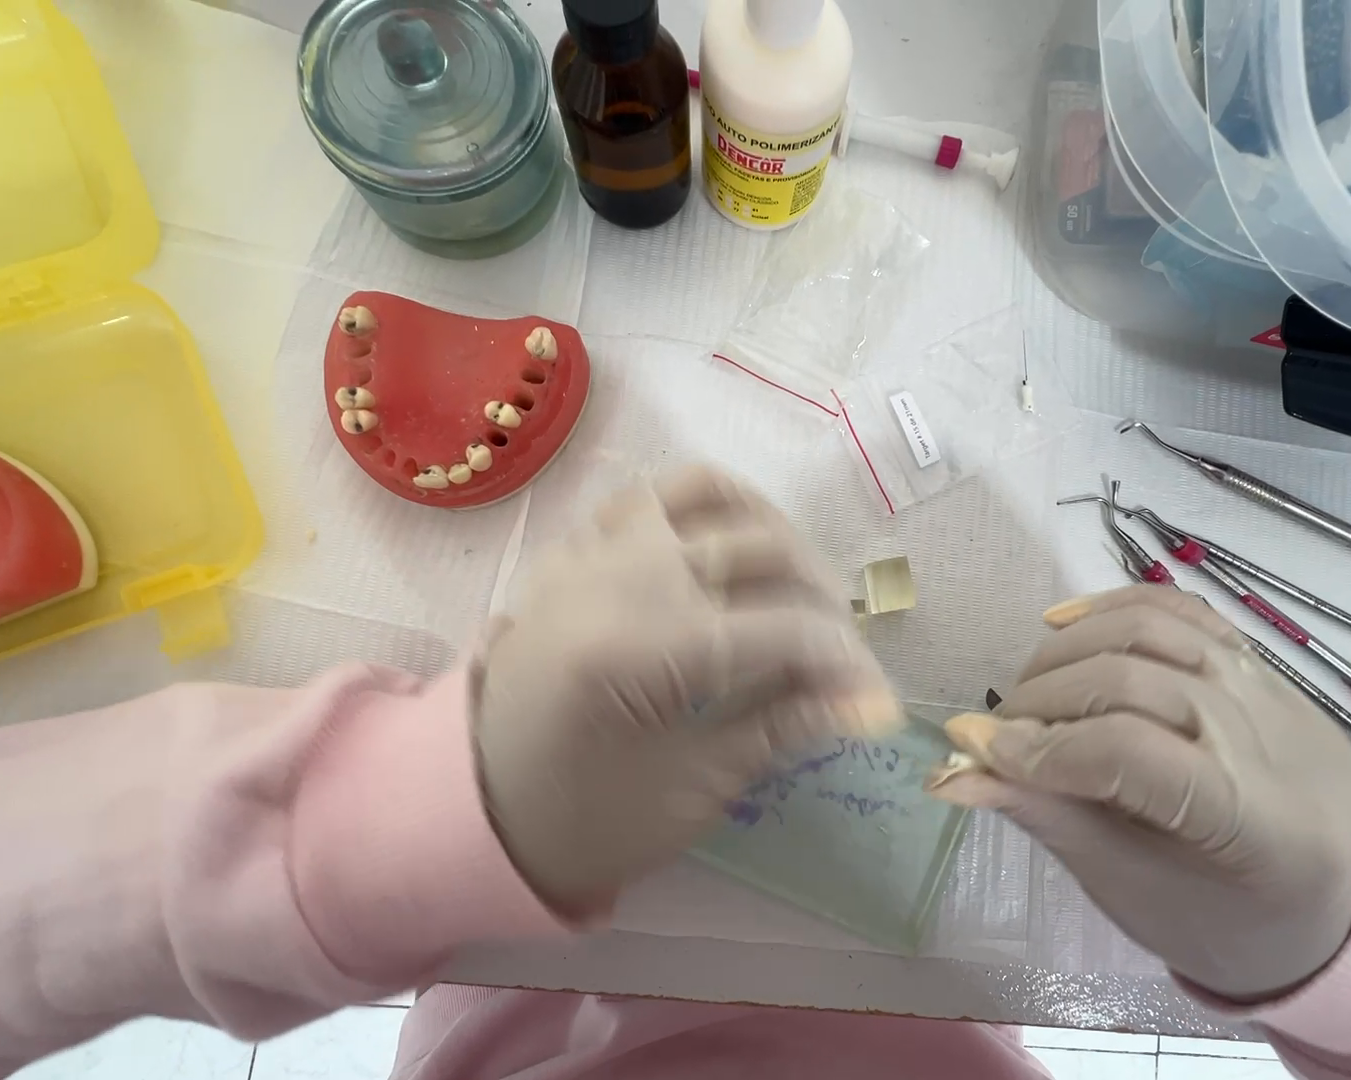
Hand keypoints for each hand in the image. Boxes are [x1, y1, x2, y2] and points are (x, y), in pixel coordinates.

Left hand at [473, 466, 900, 917]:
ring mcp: (593, 550)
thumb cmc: (583, 817)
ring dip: (767, 522)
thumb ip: (784, 725)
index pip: (782, 630)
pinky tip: (724, 550)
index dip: (844, 663)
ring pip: (705, 489)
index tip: (878, 697)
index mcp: (642, 649)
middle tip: (840, 645)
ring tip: (794, 574)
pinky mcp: (577, 548)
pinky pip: (649, 495)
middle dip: (821, 593)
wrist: (472, 807)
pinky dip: (702, 507)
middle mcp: (620, 576)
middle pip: (760, 547)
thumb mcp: (692, 788)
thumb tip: (871, 702)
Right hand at [928, 586, 1350, 999]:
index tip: (980, 751)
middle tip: (1001, 731)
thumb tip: (952, 769)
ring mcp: (1280, 693)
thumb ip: (1041, 813)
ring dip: (1071, 648)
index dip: (1046, 747)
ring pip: (1156, 628)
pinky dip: (1114, 607)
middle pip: (1137, 679)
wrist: (1317, 910)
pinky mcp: (1268, 667)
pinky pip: (1184, 611)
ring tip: (1032, 686)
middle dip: (1047, 699)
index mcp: (1260, 826)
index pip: (1132, 753)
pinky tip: (1065, 624)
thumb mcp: (1123, 884)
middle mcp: (1280, 742)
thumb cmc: (1213, 920)